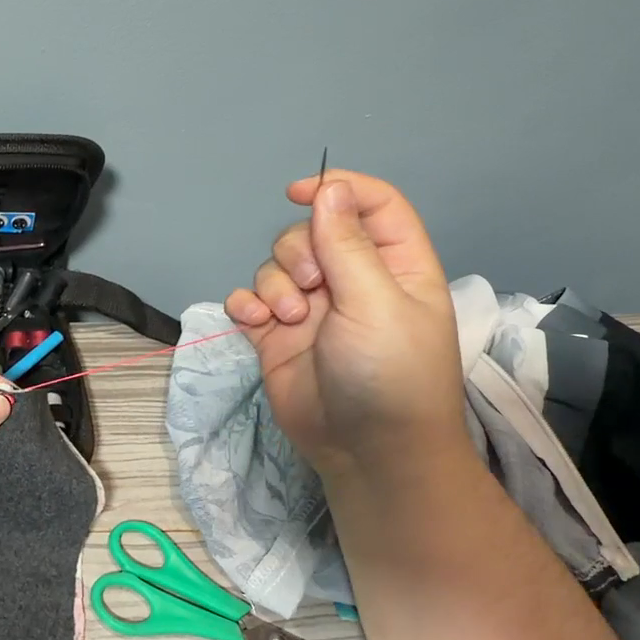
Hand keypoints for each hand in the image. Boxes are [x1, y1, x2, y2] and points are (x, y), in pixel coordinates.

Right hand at [224, 172, 467, 479]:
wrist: (365, 449)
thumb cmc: (390, 373)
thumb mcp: (376, 303)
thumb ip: (347, 245)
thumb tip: (327, 190)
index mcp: (394, 266)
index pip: (371, 206)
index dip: (338, 190)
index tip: (299, 193)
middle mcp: (351, 281)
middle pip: (310, 234)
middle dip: (297, 252)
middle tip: (310, 286)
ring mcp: (310, 309)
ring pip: (275, 267)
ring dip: (273, 286)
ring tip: (288, 320)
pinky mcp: (275, 336)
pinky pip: (249, 302)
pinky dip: (245, 306)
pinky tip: (254, 323)